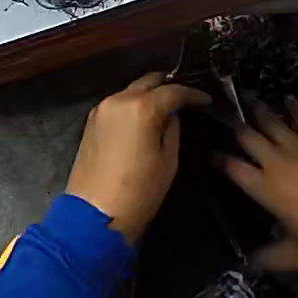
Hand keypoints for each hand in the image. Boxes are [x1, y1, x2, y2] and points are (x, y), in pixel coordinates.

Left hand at [67, 72, 210, 241]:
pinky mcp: (91, 121)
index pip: (174, 90)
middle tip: (185, 100)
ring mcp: (101, 109)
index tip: (205, 101)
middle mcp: (119, 100)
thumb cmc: (140, 191)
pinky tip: (144, 118)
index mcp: (141, 107)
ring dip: (149, 94)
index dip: (193, 94)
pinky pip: (118, 103)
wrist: (95, 216)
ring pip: (132, 90)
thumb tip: (172, 115)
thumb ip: (173, 128)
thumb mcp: (169, 159)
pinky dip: (134, 104)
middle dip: (169, 86)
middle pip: (149, 81)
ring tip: (166, 108)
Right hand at [220, 97, 297, 271]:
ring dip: (260, 111)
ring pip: (274, 123)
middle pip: (250, 138)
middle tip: (223, 116)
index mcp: (268, 190)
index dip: (219, 160)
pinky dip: (295, 108)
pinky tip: (289, 98)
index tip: (210, 154)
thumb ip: (272, 256)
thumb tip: (251, 262)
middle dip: (235, 128)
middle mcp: (279, 163)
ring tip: (248, 98)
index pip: (235, 169)